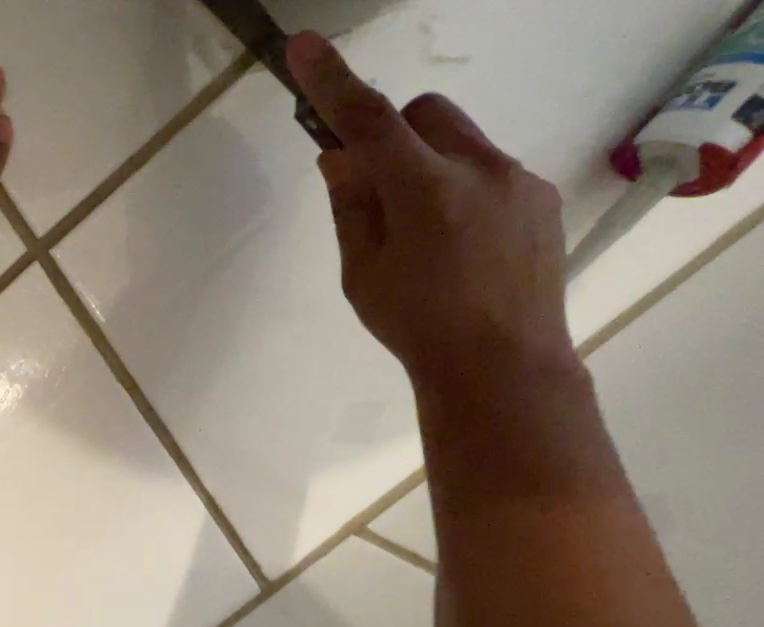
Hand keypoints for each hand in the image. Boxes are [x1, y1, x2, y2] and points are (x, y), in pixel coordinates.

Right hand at [287, 34, 577, 392]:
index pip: (370, 121)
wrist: (501, 363)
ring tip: (417, 234)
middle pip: (426, 112)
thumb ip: (352, 207)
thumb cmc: (414, 324)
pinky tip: (453, 246)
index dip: (332, 84)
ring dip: (424, 165)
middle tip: (369, 185)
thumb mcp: (361, 272)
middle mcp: (480, 169)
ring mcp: (518, 181)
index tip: (303, 48)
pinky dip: (456, 189)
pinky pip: (488, 171)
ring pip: (459, 142)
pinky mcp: (539, 198)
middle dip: (391, 131)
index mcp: (425, 191)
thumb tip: (340, 157)